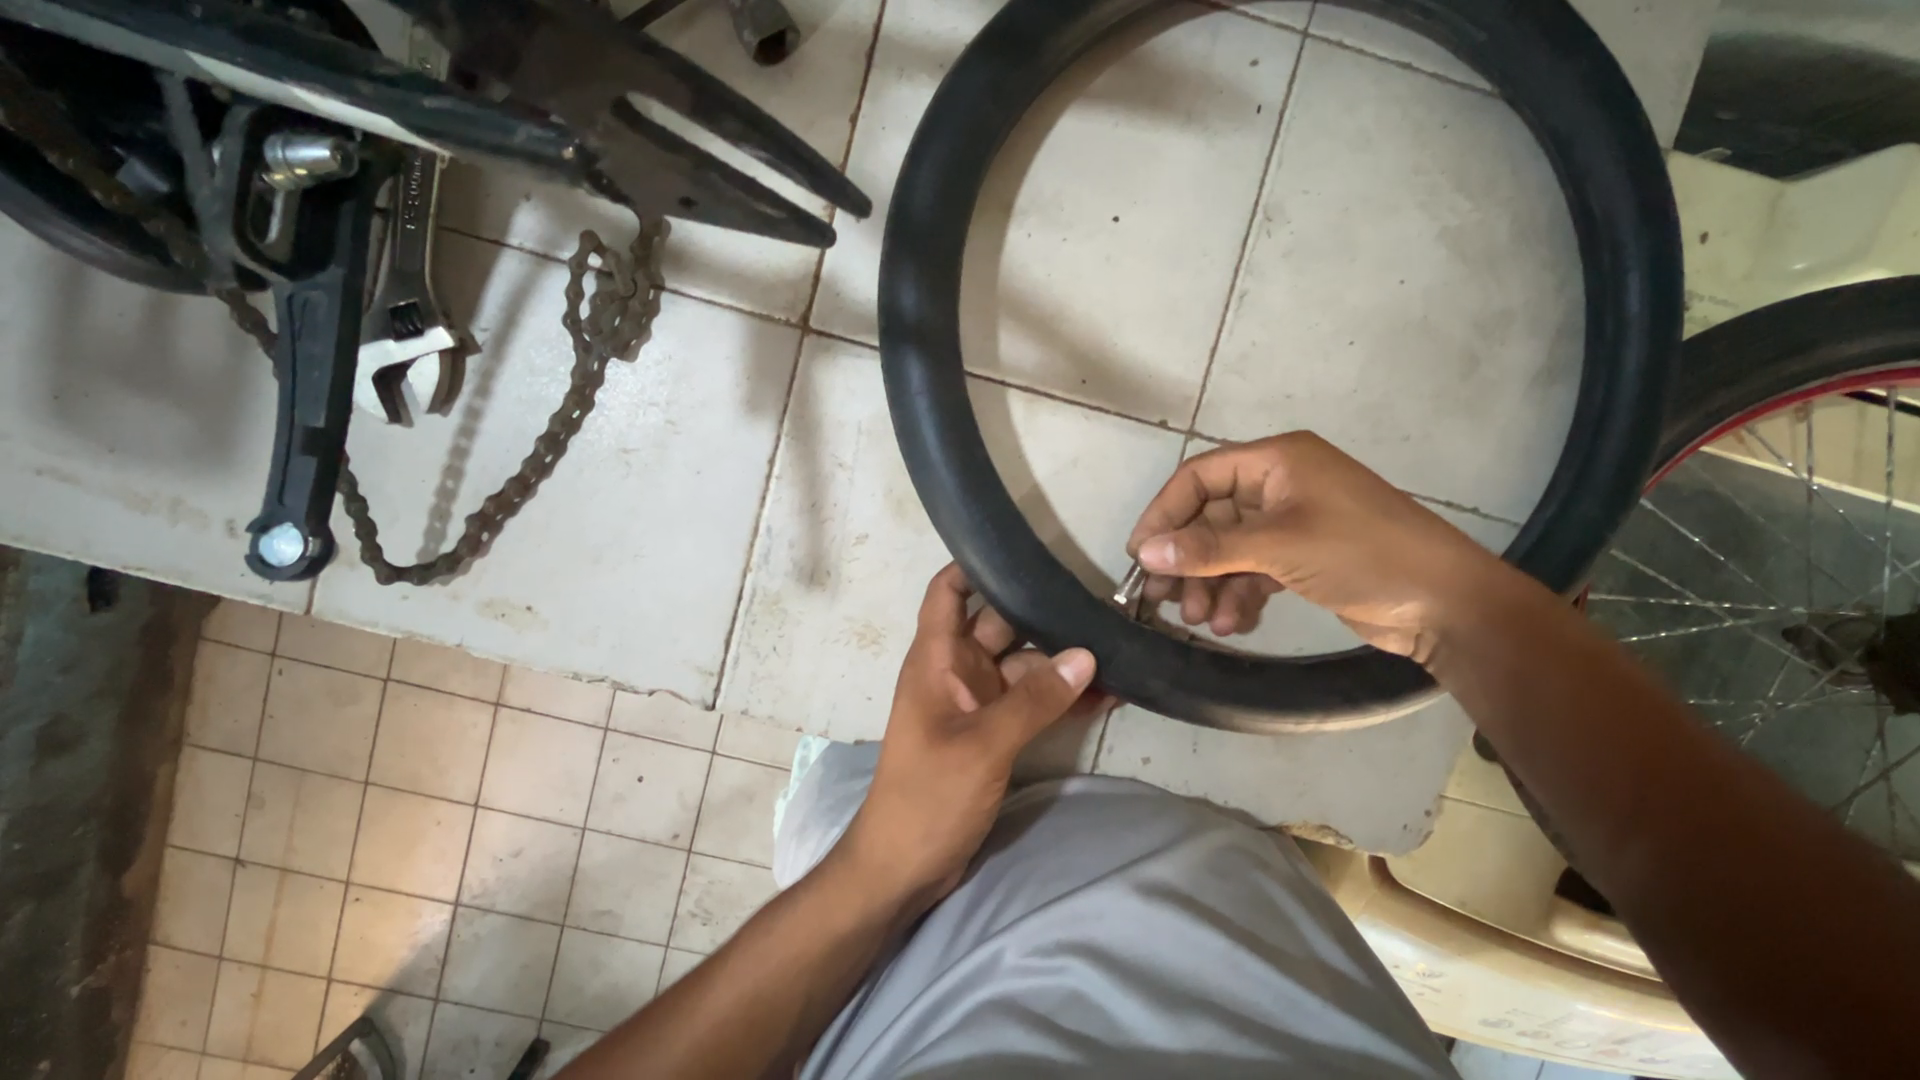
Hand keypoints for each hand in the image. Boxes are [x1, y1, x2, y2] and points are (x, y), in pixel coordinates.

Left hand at [839, 565, 1097, 909]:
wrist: (904, 866)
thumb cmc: (928, 795)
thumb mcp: (983, 744)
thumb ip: (1034, 699)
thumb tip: (1086, 654)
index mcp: (936, 659)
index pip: (948, 592)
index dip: (976, 564)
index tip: (1026, 547)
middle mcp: (956, 672)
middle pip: (1000, 624)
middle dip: (1044, 612)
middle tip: (1102, 600)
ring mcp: (977, 704)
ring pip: (1024, 666)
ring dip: (1063, 661)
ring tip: (1119, 647)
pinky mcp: (994, 734)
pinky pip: (1032, 704)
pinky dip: (1062, 698)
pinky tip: (1108, 693)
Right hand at [1126, 432, 1507, 661]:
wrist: (1445, 601)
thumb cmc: (1362, 555)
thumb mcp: (1279, 547)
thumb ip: (1208, 548)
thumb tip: (1146, 551)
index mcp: (1277, 460)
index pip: (1199, 477)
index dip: (1164, 514)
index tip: (1140, 555)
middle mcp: (1281, 484)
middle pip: (1211, 517)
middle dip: (1188, 559)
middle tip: (1163, 599)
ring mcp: (1294, 521)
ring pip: (1230, 548)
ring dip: (1211, 584)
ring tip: (1200, 622)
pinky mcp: (1304, 556)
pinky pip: (1254, 569)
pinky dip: (1239, 594)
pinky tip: (1232, 624)